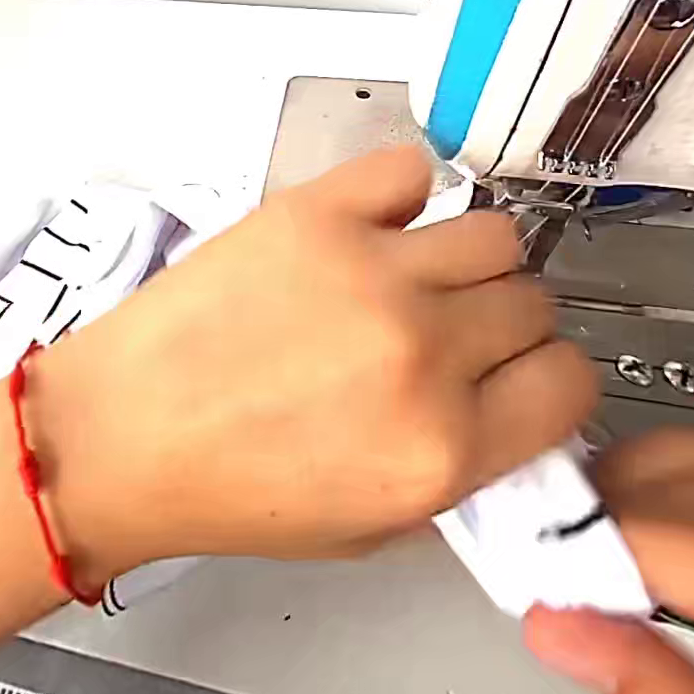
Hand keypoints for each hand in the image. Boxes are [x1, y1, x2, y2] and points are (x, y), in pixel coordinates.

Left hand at [30, 147, 598, 582]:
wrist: (125, 432)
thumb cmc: (238, 488)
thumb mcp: (376, 522)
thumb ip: (468, 463)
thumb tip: (518, 397)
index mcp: (442, 449)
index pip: (568, 382)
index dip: (548, 379)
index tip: (520, 371)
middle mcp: (420, 353)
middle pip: (531, 302)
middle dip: (502, 322)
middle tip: (454, 328)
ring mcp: (370, 271)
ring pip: (493, 234)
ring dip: (469, 260)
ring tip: (418, 275)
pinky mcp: (317, 214)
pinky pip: (413, 171)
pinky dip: (409, 196)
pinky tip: (381, 227)